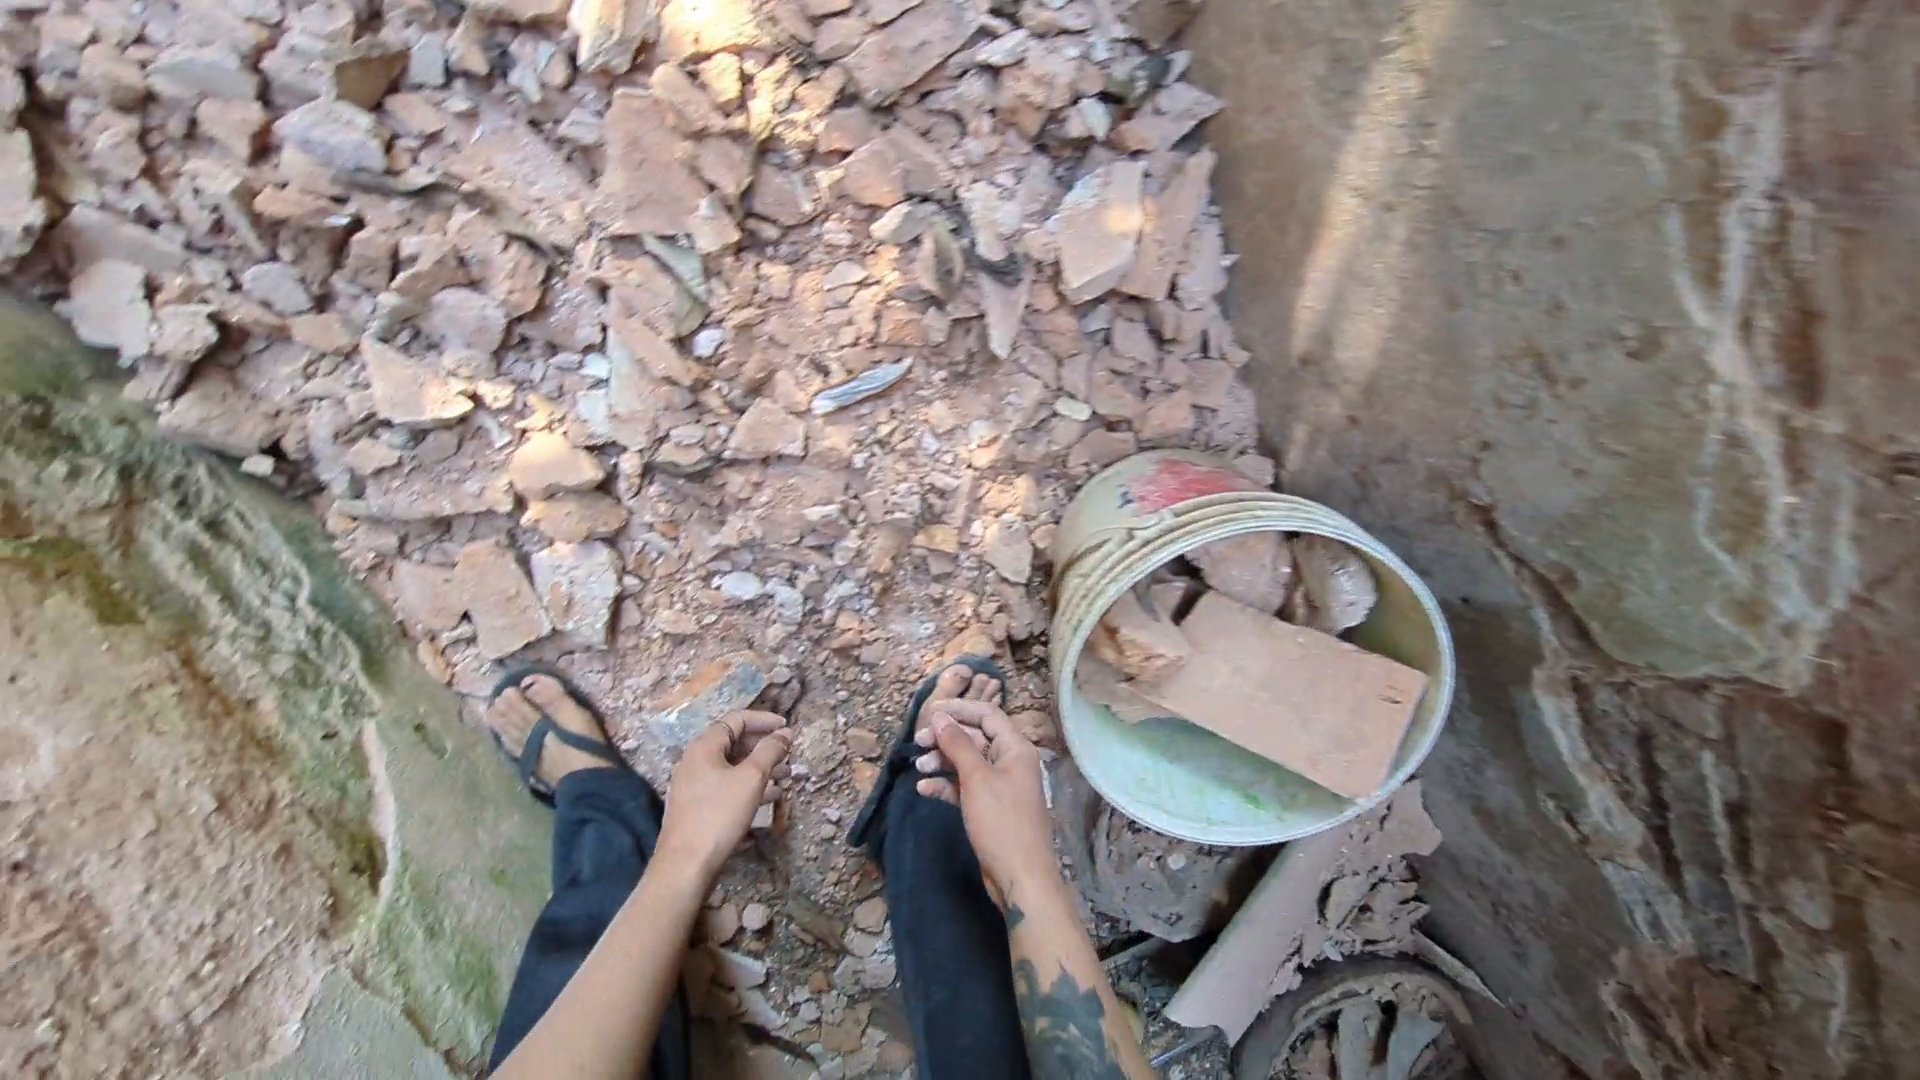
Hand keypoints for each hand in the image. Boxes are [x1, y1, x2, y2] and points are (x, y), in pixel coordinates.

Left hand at [658, 710, 791, 876]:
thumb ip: (770, 751)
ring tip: (786, 776)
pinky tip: (769, 797)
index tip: (787, 728)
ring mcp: (694, 785)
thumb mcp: (751, 778)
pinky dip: (748, 785)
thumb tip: (785, 734)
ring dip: (760, 767)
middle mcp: (695, 761)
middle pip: (734, 742)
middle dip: (764, 746)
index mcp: (704, 747)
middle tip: (789, 754)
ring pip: (732, 766)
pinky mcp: (697, 807)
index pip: (736, 719)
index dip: (764, 720)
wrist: (686, 865)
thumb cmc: (719, 814)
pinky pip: (727, 786)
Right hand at [913, 699, 1057, 909]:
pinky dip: (946, 785)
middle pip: (975, 737)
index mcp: (1015, 748)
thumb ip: (957, 744)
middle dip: (946, 737)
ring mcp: (1000, 785)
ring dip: (942, 761)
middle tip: (917, 742)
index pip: (987, 714)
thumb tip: (940, 717)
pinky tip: (925, 789)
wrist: (1020, 877)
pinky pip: (965, 787)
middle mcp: (1009, 762)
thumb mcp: (976, 778)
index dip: (960, 708)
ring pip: (967, 762)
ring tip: (918, 767)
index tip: (931, 711)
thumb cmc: (1001, 821)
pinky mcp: (990, 808)